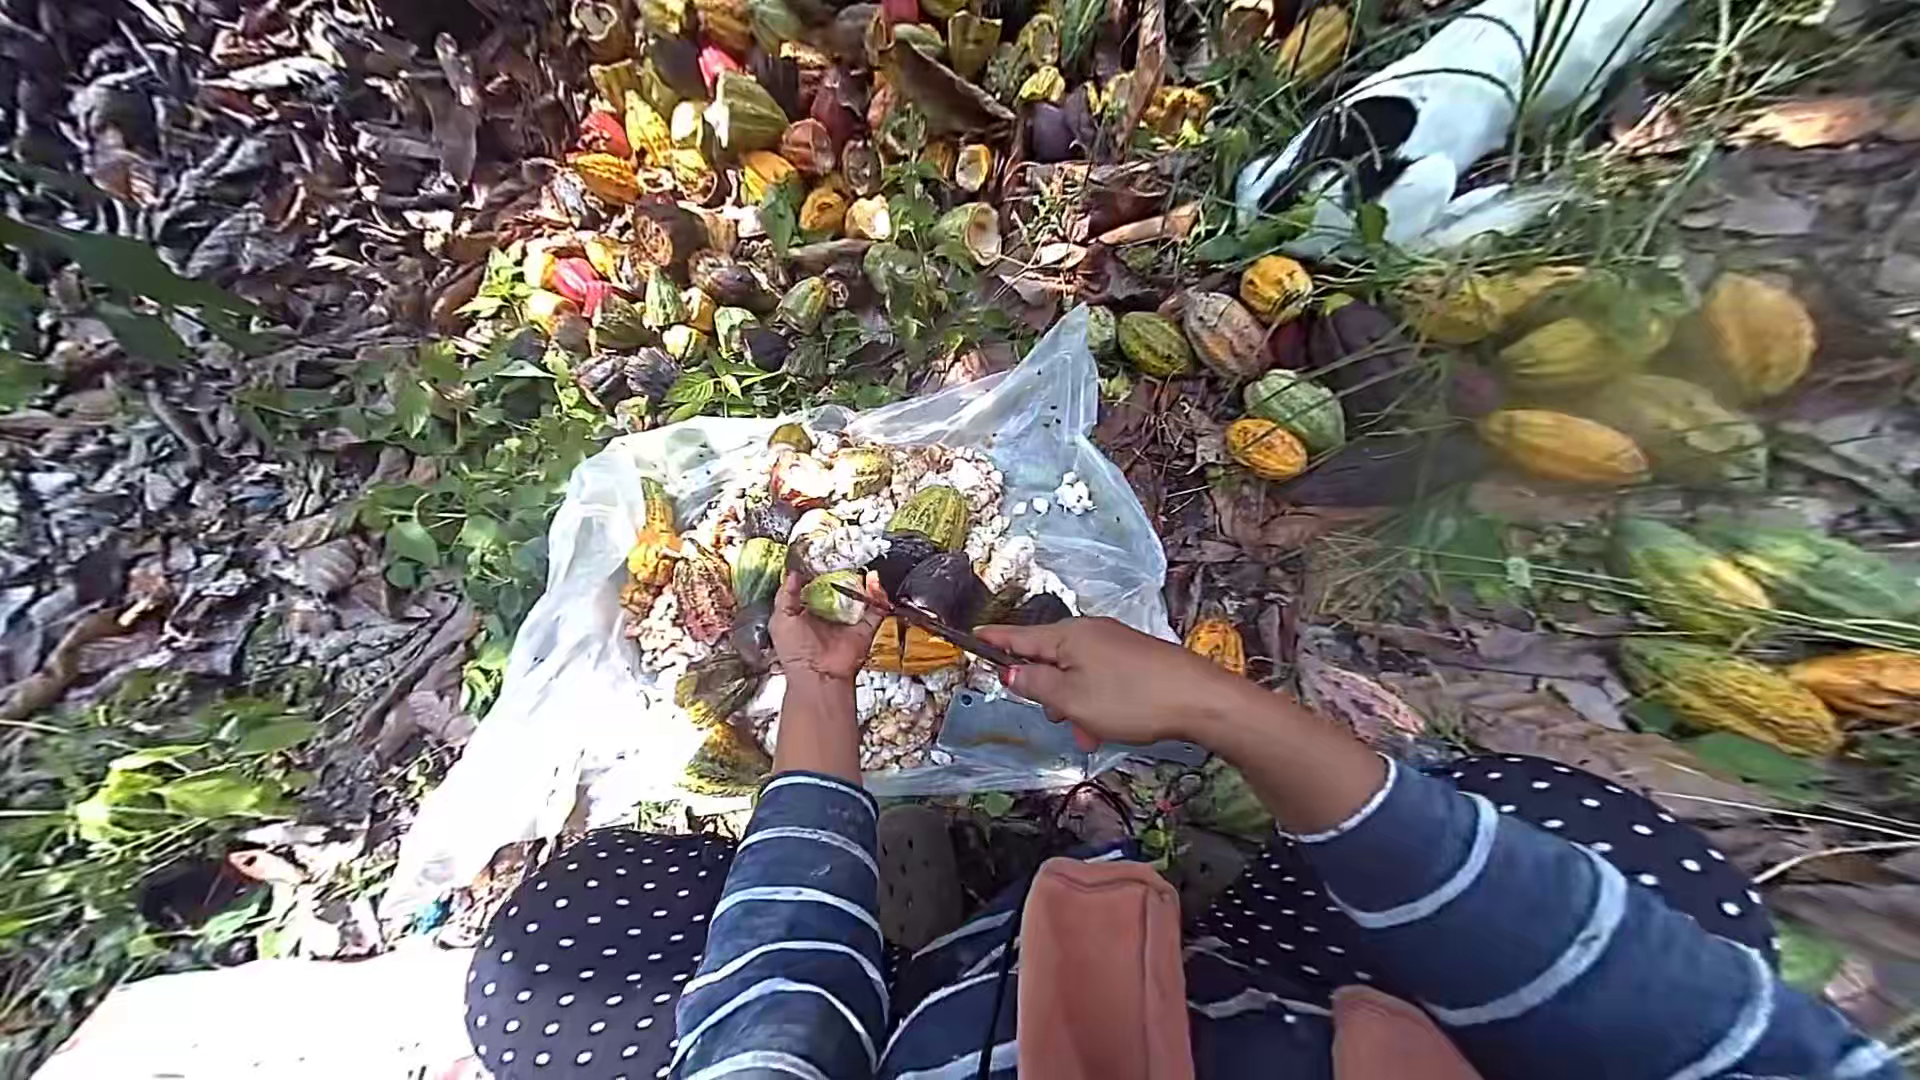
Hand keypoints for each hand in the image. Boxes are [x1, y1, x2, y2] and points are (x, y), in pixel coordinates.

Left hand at [770, 571, 885, 683]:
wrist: (818, 675)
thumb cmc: (795, 652)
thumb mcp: (781, 619)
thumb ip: (785, 595)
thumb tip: (792, 572)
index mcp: (808, 611)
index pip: (816, 586)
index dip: (820, 572)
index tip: (824, 558)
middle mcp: (830, 614)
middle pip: (841, 588)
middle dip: (845, 574)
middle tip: (846, 560)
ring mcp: (849, 620)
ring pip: (861, 595)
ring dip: (864, 582)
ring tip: (862, 569)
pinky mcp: (866, 627)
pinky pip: (876, 608)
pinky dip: (879, 596)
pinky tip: (874, 583)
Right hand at [974, 617, 1253, 748]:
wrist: (1200, 698)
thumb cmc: (1129, 699)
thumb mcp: (1071, 699)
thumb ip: (1035, 684)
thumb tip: (1010, 670)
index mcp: (1067, 636)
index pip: (1018, 636)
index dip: (994, 641)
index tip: (972, 637)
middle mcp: (1088, 631)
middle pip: (1049, 658)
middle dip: (1047, 691)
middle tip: (1062, 719)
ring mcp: (1113, 642)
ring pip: (1075, 673)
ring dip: (1074, 703)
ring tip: (1093, 731)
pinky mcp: (1134, 656)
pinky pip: (1099, 676)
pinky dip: (1096, 700)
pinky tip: (1112, 724)